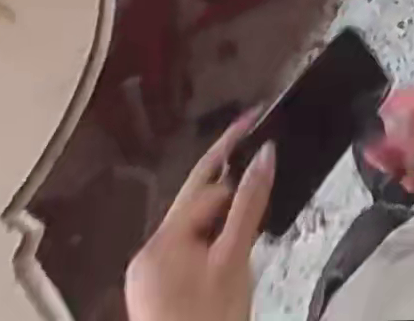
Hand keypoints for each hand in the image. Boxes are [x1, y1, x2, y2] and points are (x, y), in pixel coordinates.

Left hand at [126, 113, 275, 320]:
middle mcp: (148, 254)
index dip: (229, 149)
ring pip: (197, 231)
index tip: (252, 117)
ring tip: (251, 239)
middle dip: (231, 199)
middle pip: (199, 207)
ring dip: (226, 226)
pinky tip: (233, 260)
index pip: (202, 182)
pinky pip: (192, 254)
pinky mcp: (158, 295)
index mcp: (161, 243)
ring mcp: (150, 277)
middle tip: (265, 191)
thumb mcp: (235, 265)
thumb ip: (249, 206)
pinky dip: (215, 248)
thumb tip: (266, 154)